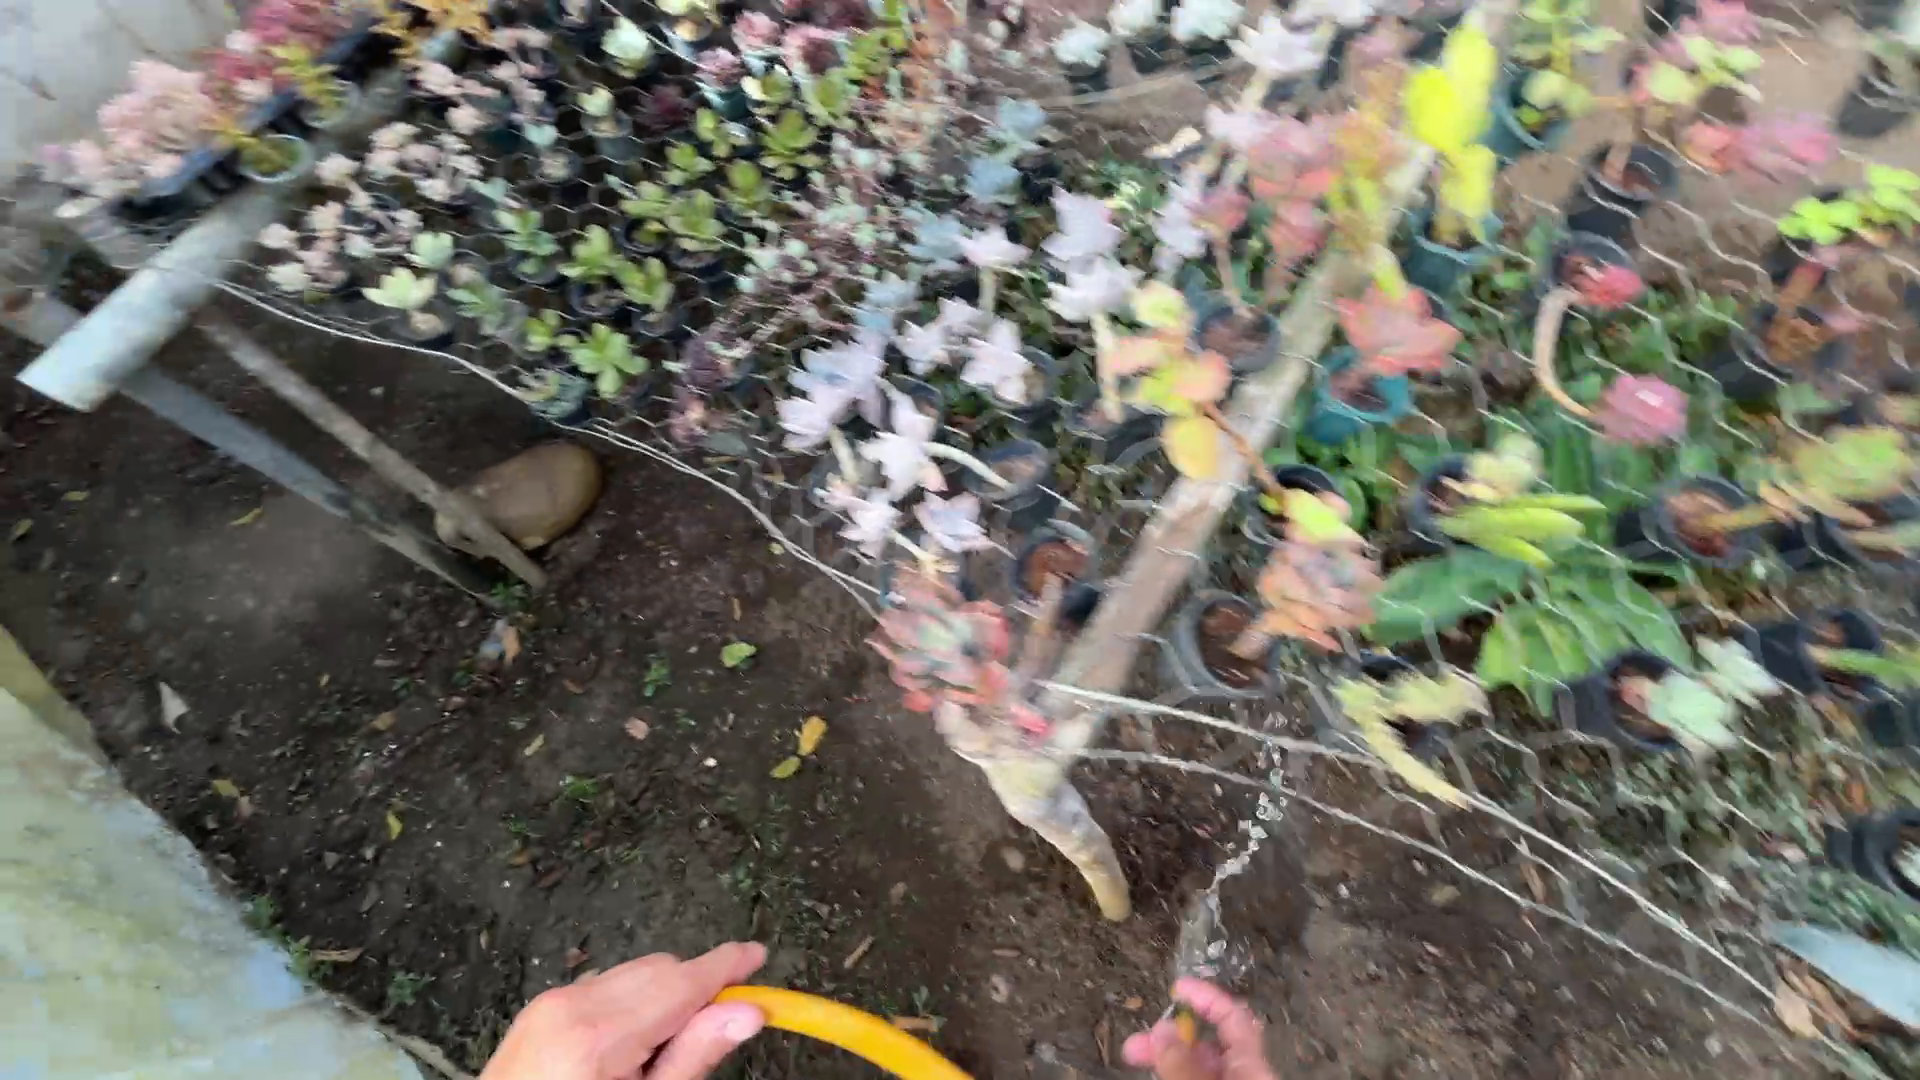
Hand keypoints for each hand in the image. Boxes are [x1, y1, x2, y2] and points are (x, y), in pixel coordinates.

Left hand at [479, 942, 767, 1079]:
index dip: (726, 965)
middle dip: (693, 988)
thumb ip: (693, 1058)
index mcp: (598, 1036)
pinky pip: (606, 984)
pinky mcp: (540, 1008)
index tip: (760, 954)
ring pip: (635, 972)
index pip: (681, 981)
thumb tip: (749, 1012)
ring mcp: (551, 1002)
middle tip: (714, 1030)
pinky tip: (627, 1045)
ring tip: (659, 1052)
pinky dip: (631, 1001)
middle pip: (661, 970)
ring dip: (663, 994)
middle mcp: (573, 1003)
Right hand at [1122, 978, 1276, 1079]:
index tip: (1176, 986)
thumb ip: (1184, 1062)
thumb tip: (1161, 1028)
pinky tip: (1159, 1069)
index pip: (1233, 1014)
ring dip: (1168, 1054)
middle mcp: (1246, 1071)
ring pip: (1201, 1063)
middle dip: (1170, 1035)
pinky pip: (1201, 1077)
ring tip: (1136, 1055)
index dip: (1205, 995)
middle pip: (1209, 1042)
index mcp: (1253, 1064)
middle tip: (1135, 1041)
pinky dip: (1179, 1071)